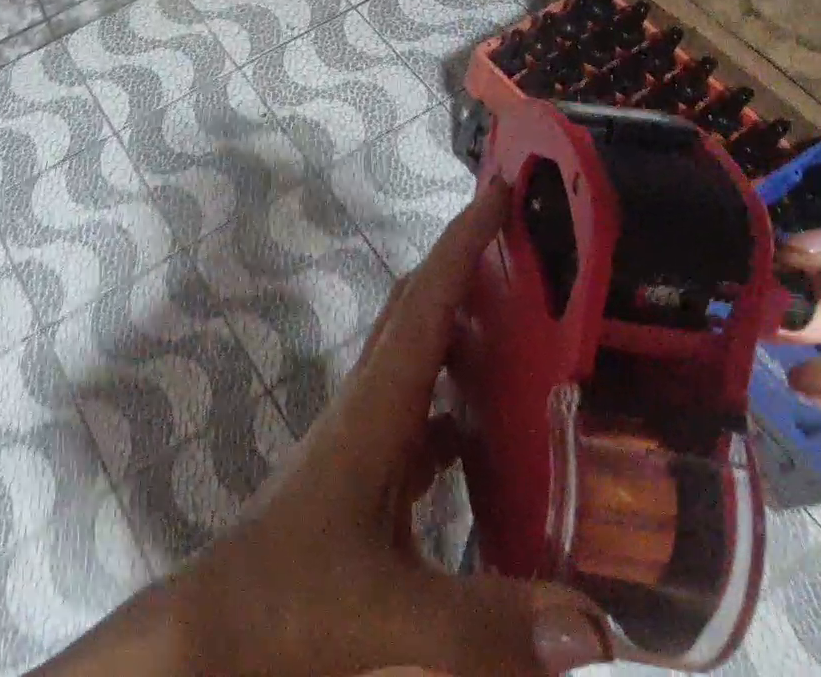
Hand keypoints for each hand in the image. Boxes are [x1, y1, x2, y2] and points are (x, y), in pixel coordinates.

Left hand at [36, 180, 611, 676]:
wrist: (223, 623)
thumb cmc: (290, 600)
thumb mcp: (393, 615)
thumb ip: (491, 623)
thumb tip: (597, 626)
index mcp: (373, 416)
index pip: (423, 310)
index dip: (459, 247)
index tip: (499, 195)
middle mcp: (368, 411)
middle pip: (417, 317)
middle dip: (466, 268)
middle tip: (531, 243)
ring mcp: (364, 442)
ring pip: (419, 364)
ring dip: (465, 332)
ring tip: (536, 326)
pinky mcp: (367, 476)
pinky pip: (424, 419)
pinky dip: (462, 406)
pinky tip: (505, 435)